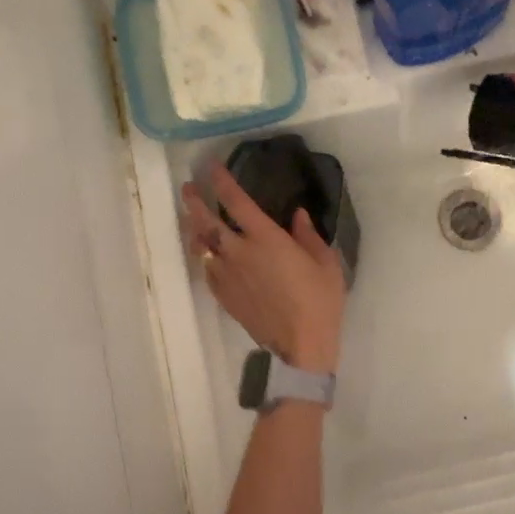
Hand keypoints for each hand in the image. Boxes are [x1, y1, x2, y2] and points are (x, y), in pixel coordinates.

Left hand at [182, 164, 346, 373]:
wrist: (301, 345)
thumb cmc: (320, 300)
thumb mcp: (325, 262)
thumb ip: (308, 235)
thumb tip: (297, 215)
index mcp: (266, 239)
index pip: (236, 202)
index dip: (222, 181)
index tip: (213, 167)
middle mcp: (239, 252)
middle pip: (206, 222)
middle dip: (195, 202)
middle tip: (189, 188)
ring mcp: (227, 276)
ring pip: (202, 247)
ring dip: (196, 230)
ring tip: (193, 220)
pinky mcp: (224, 297)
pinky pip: (208, 271)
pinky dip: (206, 258)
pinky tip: (209, 256)